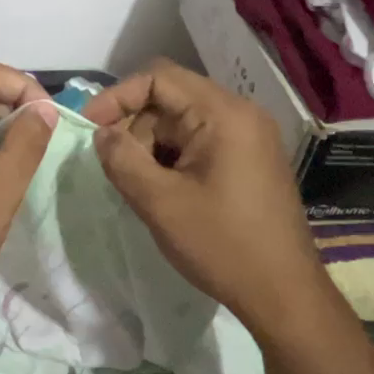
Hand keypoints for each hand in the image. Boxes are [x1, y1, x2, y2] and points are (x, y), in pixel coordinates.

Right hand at [84, 60, 326, 329]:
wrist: (284, 295)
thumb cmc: (222, 245)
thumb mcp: (159, 202)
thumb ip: (121, 159)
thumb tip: (101, 134)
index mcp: (223, 114)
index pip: (158, 77)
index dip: (116, 97)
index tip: (89, 129)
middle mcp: (240, 114)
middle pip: (169, 97)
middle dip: (133, 126)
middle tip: (115, 167)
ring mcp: (248, 137)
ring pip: (180, 122)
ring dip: (150, 145)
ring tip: (139, 185)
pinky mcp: (248, 159)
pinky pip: (198, 141)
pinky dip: (171, 158)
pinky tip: (162, 191)